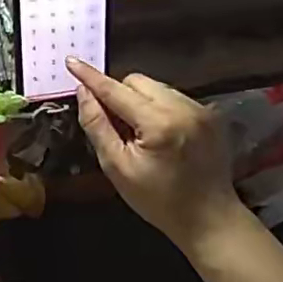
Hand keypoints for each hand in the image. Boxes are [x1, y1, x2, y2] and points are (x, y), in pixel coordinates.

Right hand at [68, 58, 247, 248]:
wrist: (209, 219)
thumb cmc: (157, 200)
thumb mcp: (116, 167)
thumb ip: (97, 125)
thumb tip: (83, 92)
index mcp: (159, 123)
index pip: (116, 90)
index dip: (91, 77)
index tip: (72, 62)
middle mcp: (183, 108)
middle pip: (137, 81)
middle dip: (118, 94)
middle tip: (111, 123)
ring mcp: (201, 110)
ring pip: (155, 87)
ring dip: (138, 100)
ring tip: (136, 132)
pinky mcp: (210, 115)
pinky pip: (173, 97)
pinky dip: (157, 107)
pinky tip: (157, 133)